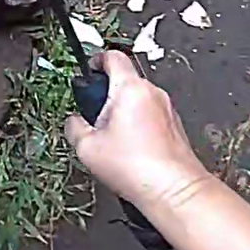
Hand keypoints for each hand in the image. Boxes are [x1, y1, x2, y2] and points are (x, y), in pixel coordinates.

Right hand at [65, 52, 211, 212]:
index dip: (97, 61)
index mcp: (130, 88)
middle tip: (97, 117)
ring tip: (114, 139)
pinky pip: (151, 113)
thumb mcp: (87, 148)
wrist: (175, 192)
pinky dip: (139, 123)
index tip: (89, 72)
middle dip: (107, 94)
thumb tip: (74, 121)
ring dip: (123, 110)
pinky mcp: (174, 125)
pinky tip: (132, 149)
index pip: (113, 56)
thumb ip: (74, 126)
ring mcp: (166, 108)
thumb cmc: (136, 168)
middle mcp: (151, 92)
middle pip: (125, 79)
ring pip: (138, 98)